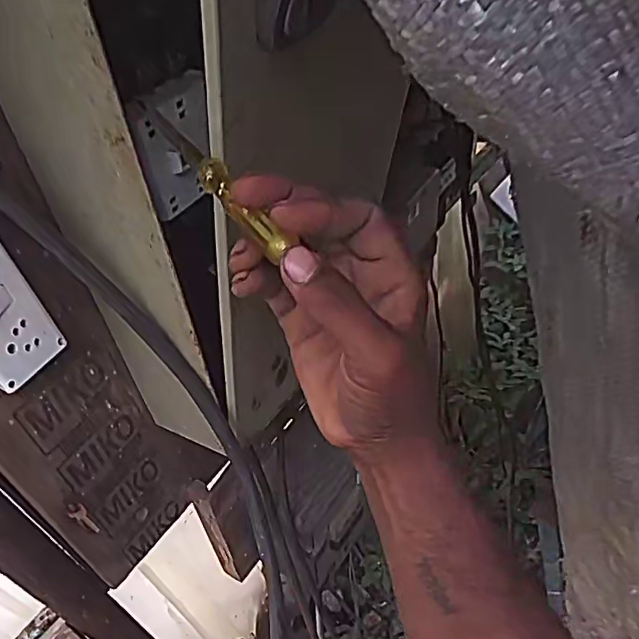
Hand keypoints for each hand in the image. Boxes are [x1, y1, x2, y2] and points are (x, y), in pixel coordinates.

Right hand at [227, 174, 438, 463]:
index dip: (323, 208)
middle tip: (246, 197)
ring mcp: (328, 296)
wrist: (378, 442)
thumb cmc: (397, 402)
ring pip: (294, 249)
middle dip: (283, 206)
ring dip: (263, 242)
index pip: (359, 220)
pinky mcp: (304, 318)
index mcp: (392, 276)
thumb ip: (339, 306)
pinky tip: (244, 278)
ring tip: (240, 249)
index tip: (285, 213)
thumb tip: (299, 261)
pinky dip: (257, 275)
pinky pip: (276, 283)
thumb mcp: (376, 354)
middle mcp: (361, 278)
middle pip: (322, 223)